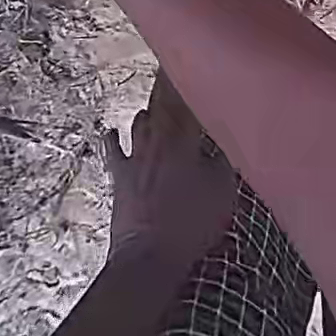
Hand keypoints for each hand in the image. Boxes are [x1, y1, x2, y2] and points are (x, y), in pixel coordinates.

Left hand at [103, 98, 238, 271]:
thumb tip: (223, 150)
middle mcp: (156, 141)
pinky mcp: (119, 175)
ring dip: (149, 114)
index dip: (193, 90)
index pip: (188, 105)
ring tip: (157, 109)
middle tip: (176, 83)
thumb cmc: (189, 227)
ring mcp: (134, 156)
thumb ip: (223, 166)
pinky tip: (112, 132)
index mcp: (183, 142)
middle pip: (162, 105)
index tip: (201, 78)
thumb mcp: (222, 197)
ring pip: (140, 122)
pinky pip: (112, 148)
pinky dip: (113, 138)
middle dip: (170, 92)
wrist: (148, 257)